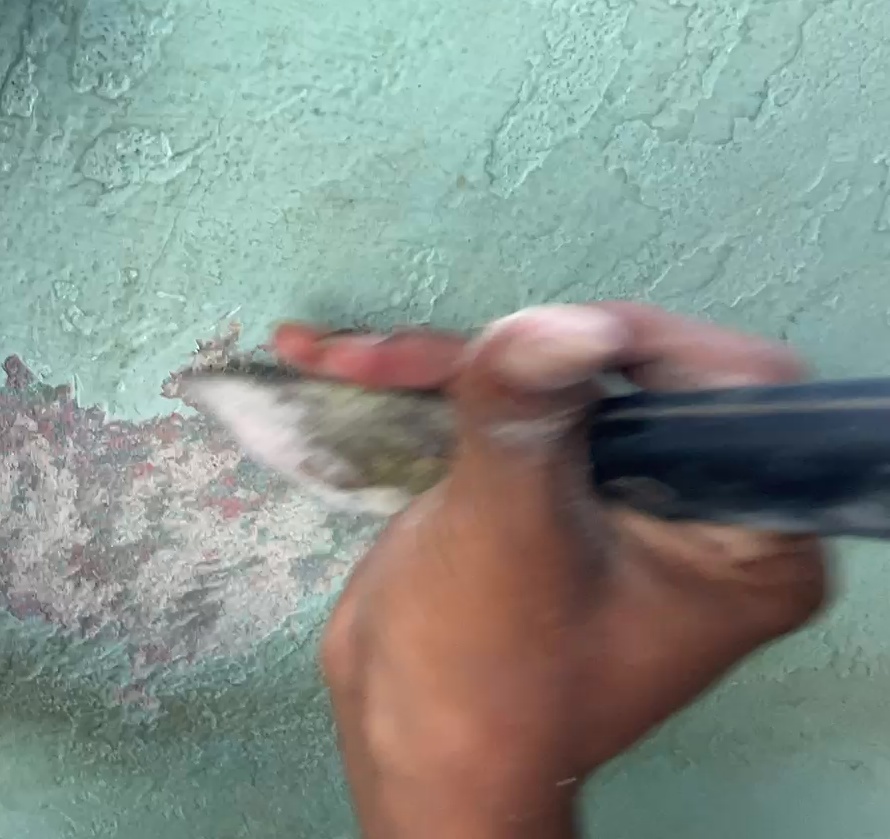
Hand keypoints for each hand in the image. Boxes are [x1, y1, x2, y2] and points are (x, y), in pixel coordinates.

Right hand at [272, 304, 828, 837]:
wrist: (400, 731)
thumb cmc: (478, 662)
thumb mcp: (503, 536)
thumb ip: (525, 422)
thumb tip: (557, 318)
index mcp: (733, 528)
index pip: (719, 388)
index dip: (621, 343)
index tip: (515, 336)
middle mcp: (667, 498)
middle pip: (586, 376)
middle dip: (470, 358)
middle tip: (373, 357)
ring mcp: (578, 488)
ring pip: (510, 385)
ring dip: (406, 363)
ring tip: (314, 350)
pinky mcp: (507, 485)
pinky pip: (464, 412)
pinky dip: (392, 386)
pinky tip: (321, 360)